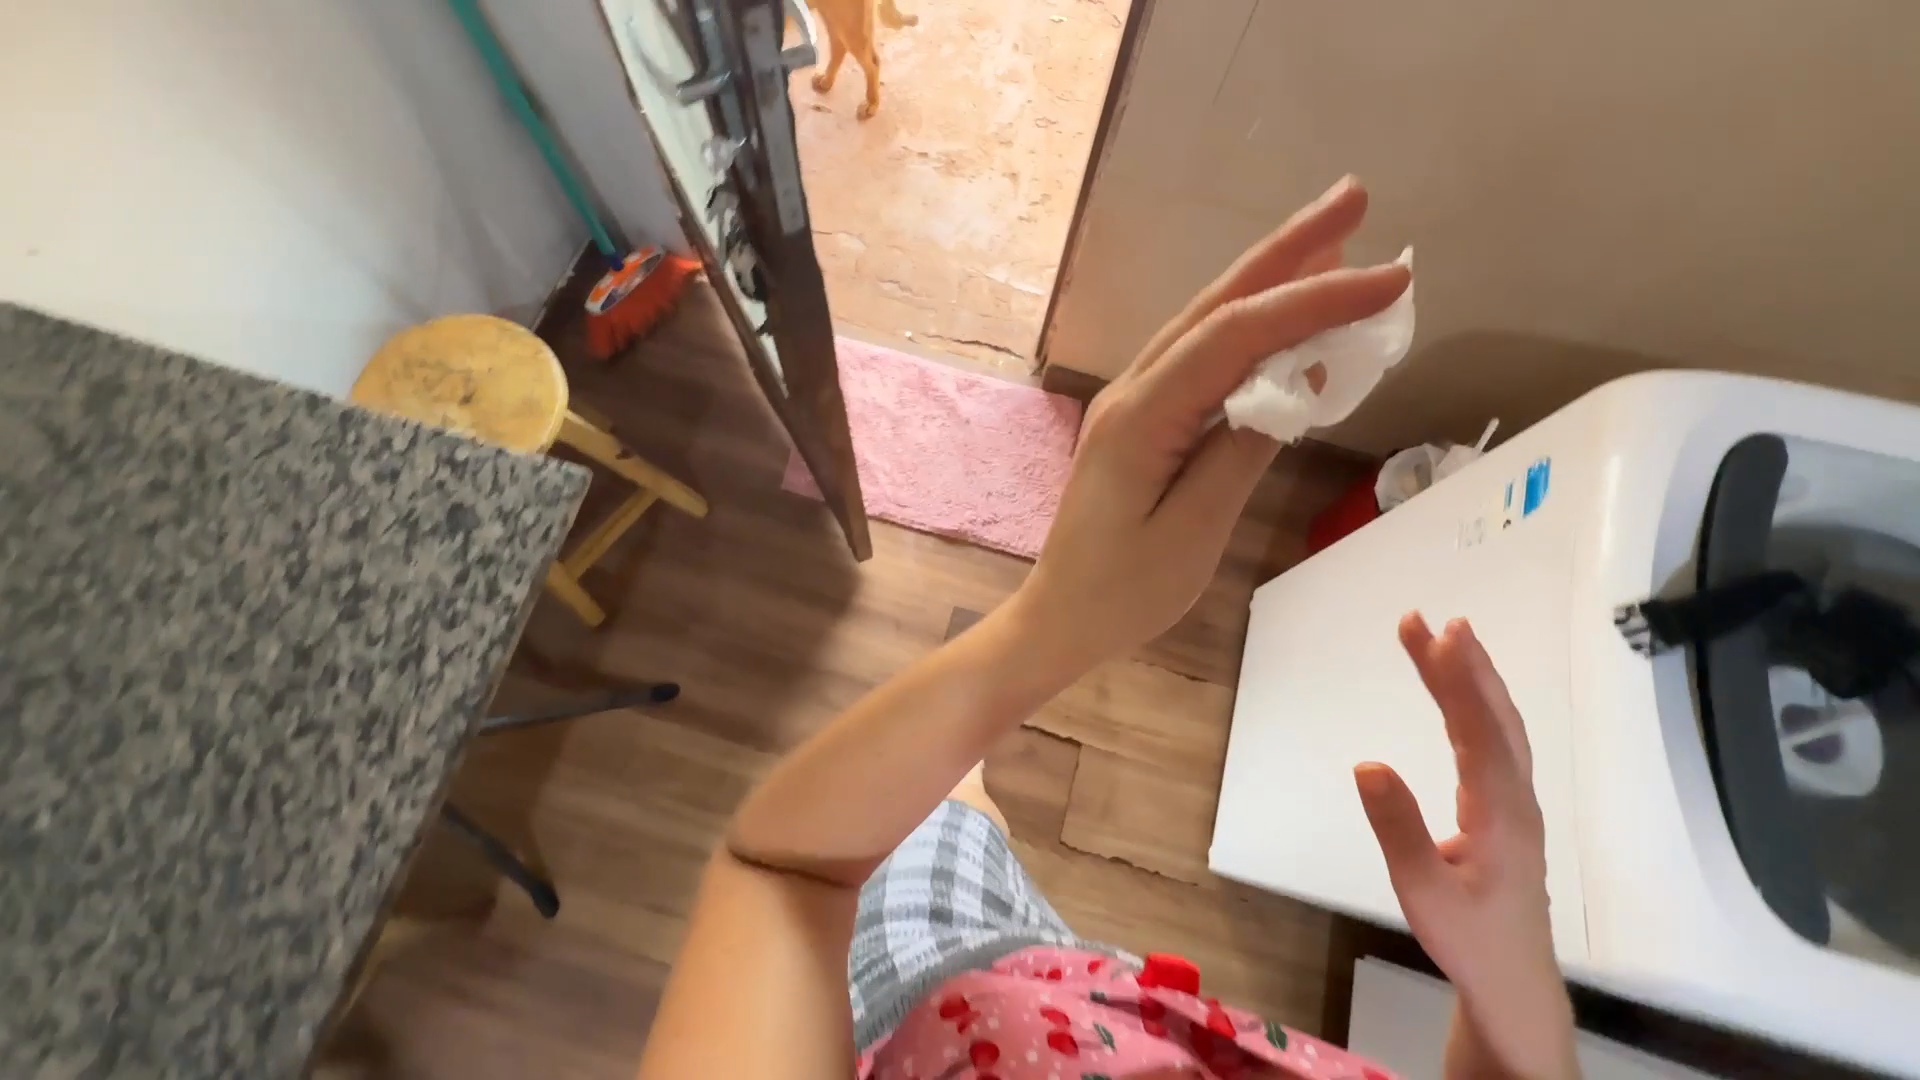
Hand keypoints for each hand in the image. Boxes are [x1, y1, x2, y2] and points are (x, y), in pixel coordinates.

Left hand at [1010, 177, 1410, 670]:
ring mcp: (1132, 405)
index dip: (1311, 302)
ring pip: (1203, 327)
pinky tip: (1279, 323)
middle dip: (1285, 254)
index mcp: (1140, 417)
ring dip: (1266, 282)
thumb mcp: (1192, 532)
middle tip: (1354, 198)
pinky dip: (1246, 333)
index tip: (1390, 279)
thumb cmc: (1122, 592)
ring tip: (1330, 241)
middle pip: (1213, 308)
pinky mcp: (1140, 424)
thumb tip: (1295, 384)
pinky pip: (1198, 363)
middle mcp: (1132, 394)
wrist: (1060, 617)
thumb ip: (1241, 452)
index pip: (1234, 337)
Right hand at [1357, 614, 1578, 1079]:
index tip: (1436, 635)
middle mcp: (1515, 797)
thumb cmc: (1467, 936)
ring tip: (1442, 637)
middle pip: (1494, 719)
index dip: (1459, 683)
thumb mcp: (1423, 892)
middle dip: (1462, 665)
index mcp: (1501, 814)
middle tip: (1425, 620)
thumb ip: (1399, 829)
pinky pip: (1494, 740)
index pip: (1481, 735)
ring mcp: (1514, 800)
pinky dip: (1475, 704)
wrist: (1512, 978)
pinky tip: (1458, 692)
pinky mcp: (1504, 805)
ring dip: (1471, 679)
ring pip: (1498, 726)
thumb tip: (1367, 762)